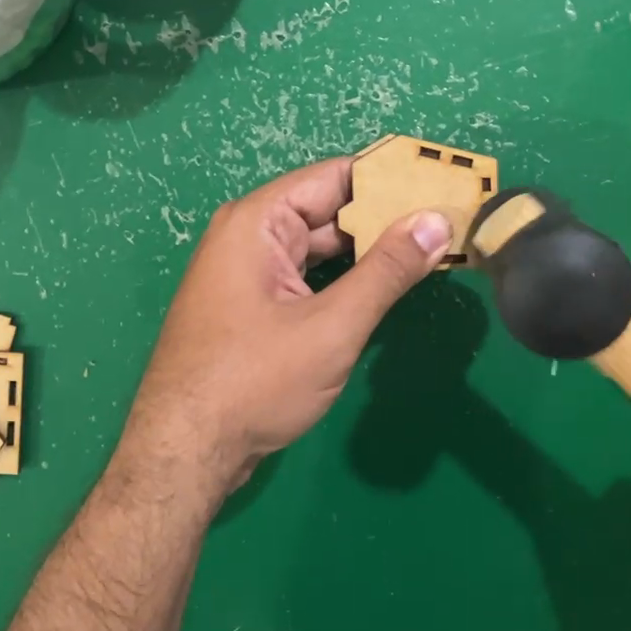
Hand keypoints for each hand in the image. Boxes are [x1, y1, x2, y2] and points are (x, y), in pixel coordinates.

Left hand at [119, 158, 450, 496]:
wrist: (183, 453)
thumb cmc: (255, 382)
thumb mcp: (332, 326)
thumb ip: (387, 271)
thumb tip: (436, 222)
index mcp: (258, 221)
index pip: (334, 177)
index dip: (388, 179)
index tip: (439, 184)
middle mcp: (248, 235)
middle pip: (327, 210)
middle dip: (384, 217)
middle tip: (446, 220)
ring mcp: (247, 271)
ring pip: (318, 246)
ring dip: (366, 249)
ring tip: (427, 247)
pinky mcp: (251, 305)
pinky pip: (305, 275)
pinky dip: (343, 277)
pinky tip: (382, 284)